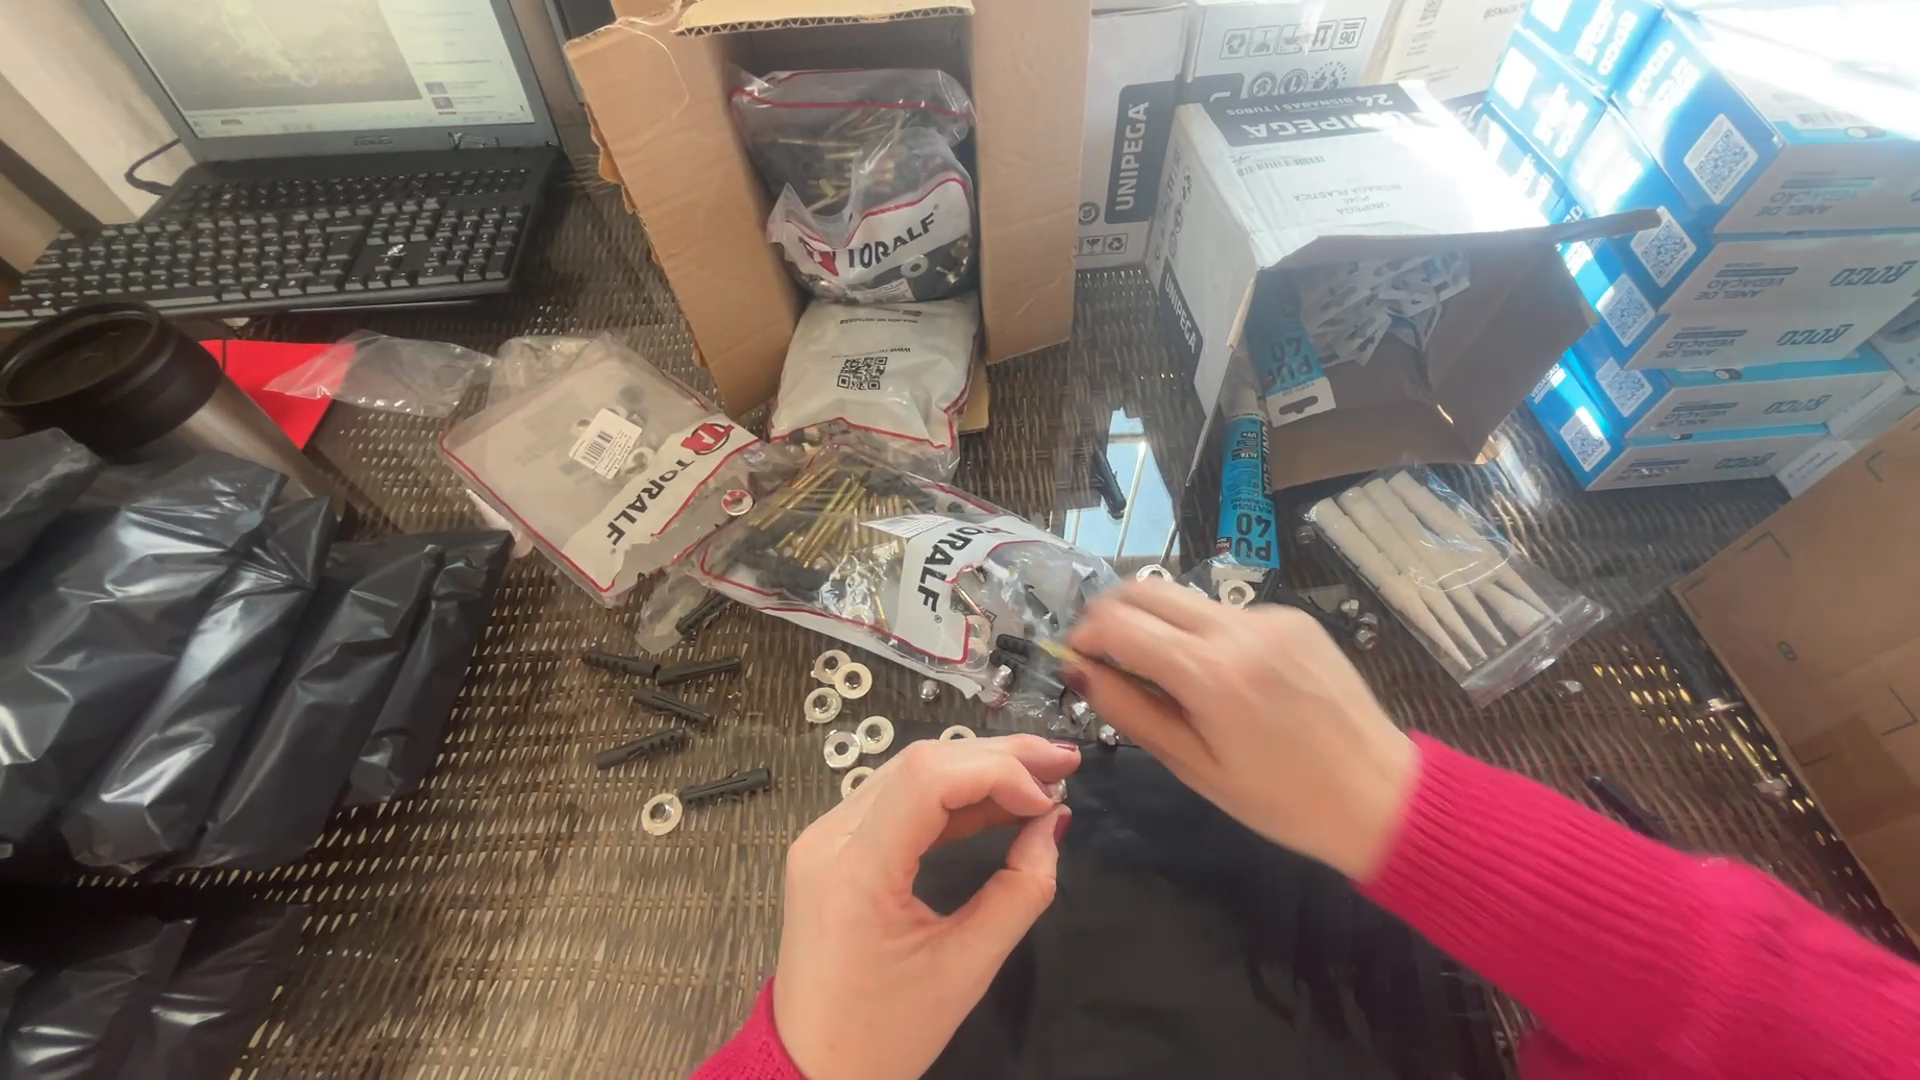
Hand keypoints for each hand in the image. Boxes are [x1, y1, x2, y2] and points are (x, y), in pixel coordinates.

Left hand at [773, 735, 1077, 1079]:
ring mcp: (826, 833)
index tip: (1049, 799)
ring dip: (979, 768)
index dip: (996, 771)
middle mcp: (829, 834)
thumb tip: (1054, 823)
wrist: (807, 1068)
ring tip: (1041, 775)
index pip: (926, 780)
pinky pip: (900, 798)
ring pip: (911, 771)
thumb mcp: (965, 971)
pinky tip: (1000, 799)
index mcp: (854, 870)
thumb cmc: (884, 1033)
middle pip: (921, 763)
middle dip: (999, 758)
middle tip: (1063, 764)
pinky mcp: (834, 840)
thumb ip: (1019, 891)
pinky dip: (954, 794)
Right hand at [1064, 580, 1417, 880]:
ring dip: (1153, 621)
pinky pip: (1223, 612)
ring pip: (1182, 596)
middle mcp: (1236, 628)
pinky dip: (1199, 631)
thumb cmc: (1279, 799)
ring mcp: (1268, 616)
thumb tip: (1079, 672)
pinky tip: (1219, 674)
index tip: (1076, 659)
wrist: (1382, 796)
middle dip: (1110, 615)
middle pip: (1144, 590)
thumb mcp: (1192, 766)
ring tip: (1159, 669)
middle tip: (1104, 655)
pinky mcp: (1292, 617)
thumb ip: (1129, 710)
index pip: (1117, 623)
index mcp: (1209, 673)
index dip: (1083, 635)